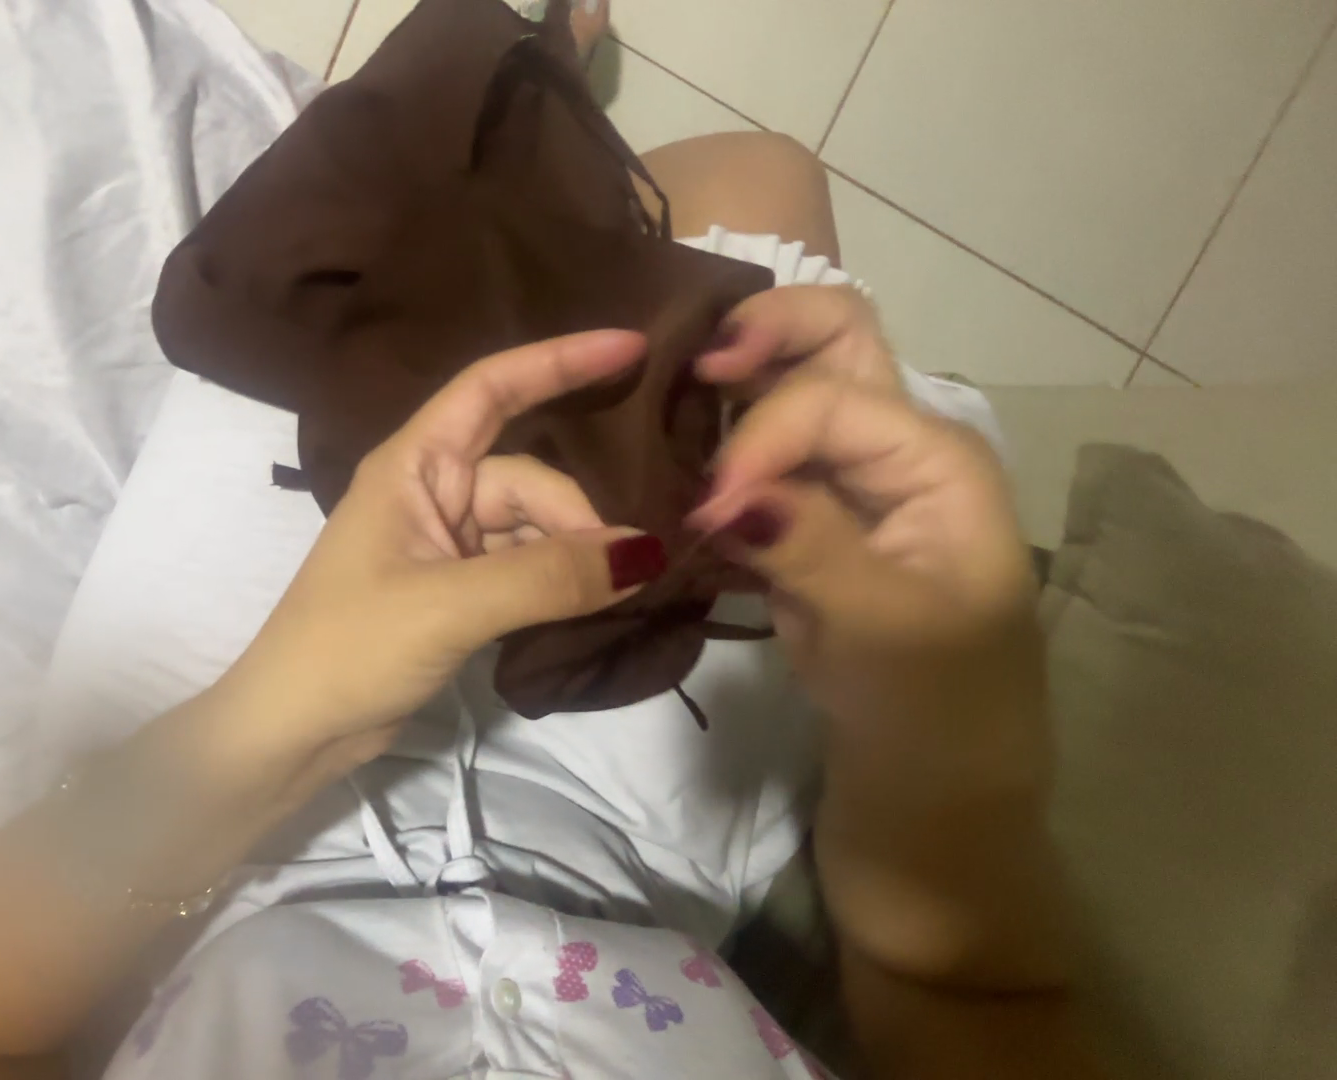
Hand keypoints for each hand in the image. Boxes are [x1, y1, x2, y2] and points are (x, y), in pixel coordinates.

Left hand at [222, 330, 668, 769]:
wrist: (294, 727)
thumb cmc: (349, 648)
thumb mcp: (448, 605)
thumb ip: (547, 576)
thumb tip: (646, 552)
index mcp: (411, 466)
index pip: (490, 388)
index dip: (559, 361)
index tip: (634, 348)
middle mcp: (429, 493)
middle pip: (525, 476)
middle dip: (575, 515)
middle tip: (623, 571)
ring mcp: (442, 544)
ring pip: (529, 527)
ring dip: (571, 554)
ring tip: (618, 591)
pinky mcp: (454, 590)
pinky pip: (521, 567)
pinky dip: (556, 582)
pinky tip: (589, 604)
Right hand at [688, 286, 1062, 988]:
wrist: (922, 779)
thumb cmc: (931, 706)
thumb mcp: (886, 629)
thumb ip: (812, 546)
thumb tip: (724, 491)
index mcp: (936, 461)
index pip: (832, 402)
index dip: (762, 440)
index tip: (711, 512)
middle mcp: (890, 451)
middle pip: (835, 342)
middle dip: (764, 332)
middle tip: (696, 366)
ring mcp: (840, 483)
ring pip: (787, 388)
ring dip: (735, 378)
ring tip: (673, 393)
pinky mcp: (796, 520)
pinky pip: (753, 453)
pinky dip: (715, 437)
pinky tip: (676, 448)